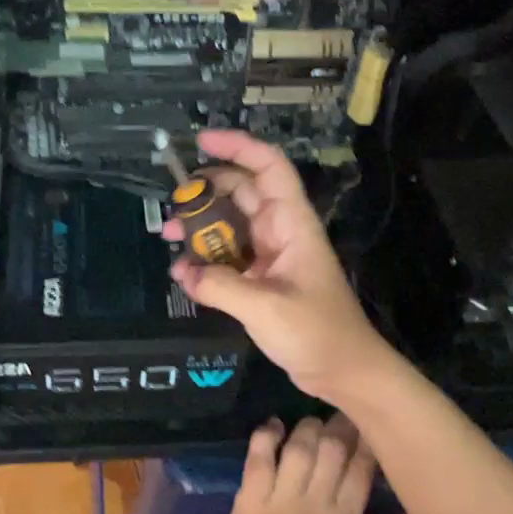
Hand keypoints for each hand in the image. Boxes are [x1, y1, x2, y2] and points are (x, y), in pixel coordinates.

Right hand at [163, 129, 392, 403]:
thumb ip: (220, 286)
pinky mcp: (262, 281)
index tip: (200, 142)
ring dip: (200, 226)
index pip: (268, 167)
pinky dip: (205, 260)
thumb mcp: (265, 307)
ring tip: (168, 235)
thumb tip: (182, 272)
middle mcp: (280, 232)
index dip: (238, 147)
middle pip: (242, 192)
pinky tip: (183, 271)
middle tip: (173, 201)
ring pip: (231, 226)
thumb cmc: (317, 332)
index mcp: (292, 224)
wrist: (344, 371)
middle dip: (206, 190)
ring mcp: (271, 257)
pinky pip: (228, 259)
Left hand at [191, 415, 416, 513]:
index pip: (362, 470)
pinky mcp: (249, 498)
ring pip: (300, 448)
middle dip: (339, 424)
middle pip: (333, 450)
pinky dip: (267, 435)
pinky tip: (274, 426)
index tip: (368, 423)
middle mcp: (316, 506)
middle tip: (341, 412)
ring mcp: (280, 500)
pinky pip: (259, 458)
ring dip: (307, 427)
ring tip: (312, 422)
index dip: (366, 440)